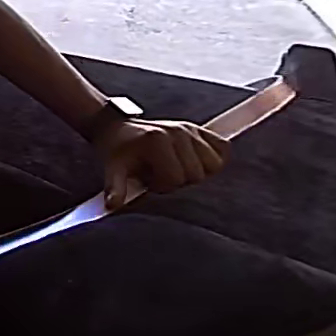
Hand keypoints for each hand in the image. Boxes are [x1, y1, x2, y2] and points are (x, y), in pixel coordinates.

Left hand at [92, 118, 228, 208]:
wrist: (118, 130)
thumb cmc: (118, 152)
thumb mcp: (113, 169)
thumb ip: (116, 188)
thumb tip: (112, 206)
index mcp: (157, 141)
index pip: (176, 178)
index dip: (161, 186)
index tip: (148, 179)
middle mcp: (178, 132)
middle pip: (197, 175)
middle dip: (178, 181)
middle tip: (159, 174)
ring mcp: (190, 129)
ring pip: (214, 165)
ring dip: (196, 172)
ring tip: (174, 168)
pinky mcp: (199, 129)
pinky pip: (223, 148)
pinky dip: (213, 159)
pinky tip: (192, 161)